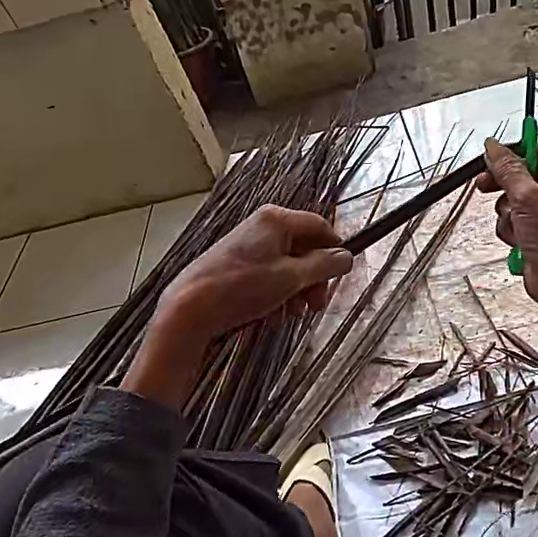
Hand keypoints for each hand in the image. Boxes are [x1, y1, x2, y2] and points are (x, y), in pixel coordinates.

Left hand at [124, 205, 353, 409]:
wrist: (191, 308)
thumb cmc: (240, 287)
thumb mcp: (291, 278)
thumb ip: (324, 265)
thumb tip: (346, 257)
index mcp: (277, 220)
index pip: (320, 226)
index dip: (335, 250)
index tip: (340, 275)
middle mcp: (262, 227)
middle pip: (304, 249)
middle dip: (313, 280)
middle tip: (316, 306)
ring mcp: (247, 246)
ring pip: (287, 267)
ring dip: (296, 292)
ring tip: (291, 314)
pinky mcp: (236, 266)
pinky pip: (268, 277)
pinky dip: (276, 296)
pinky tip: (272, 316)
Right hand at [475, 138, 537, 354]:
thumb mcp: (527, 196)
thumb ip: (507, 169)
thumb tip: (494, 148)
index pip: (534, 150)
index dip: (510, 153)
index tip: (491, 157)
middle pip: (517, 177)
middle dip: (502, 188)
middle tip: (487, 187)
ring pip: (509, 204)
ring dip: (506, 215)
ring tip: (518, 226)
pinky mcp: (534, 236)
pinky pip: (510, 225)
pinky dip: (509, 232)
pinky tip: (519, 241)